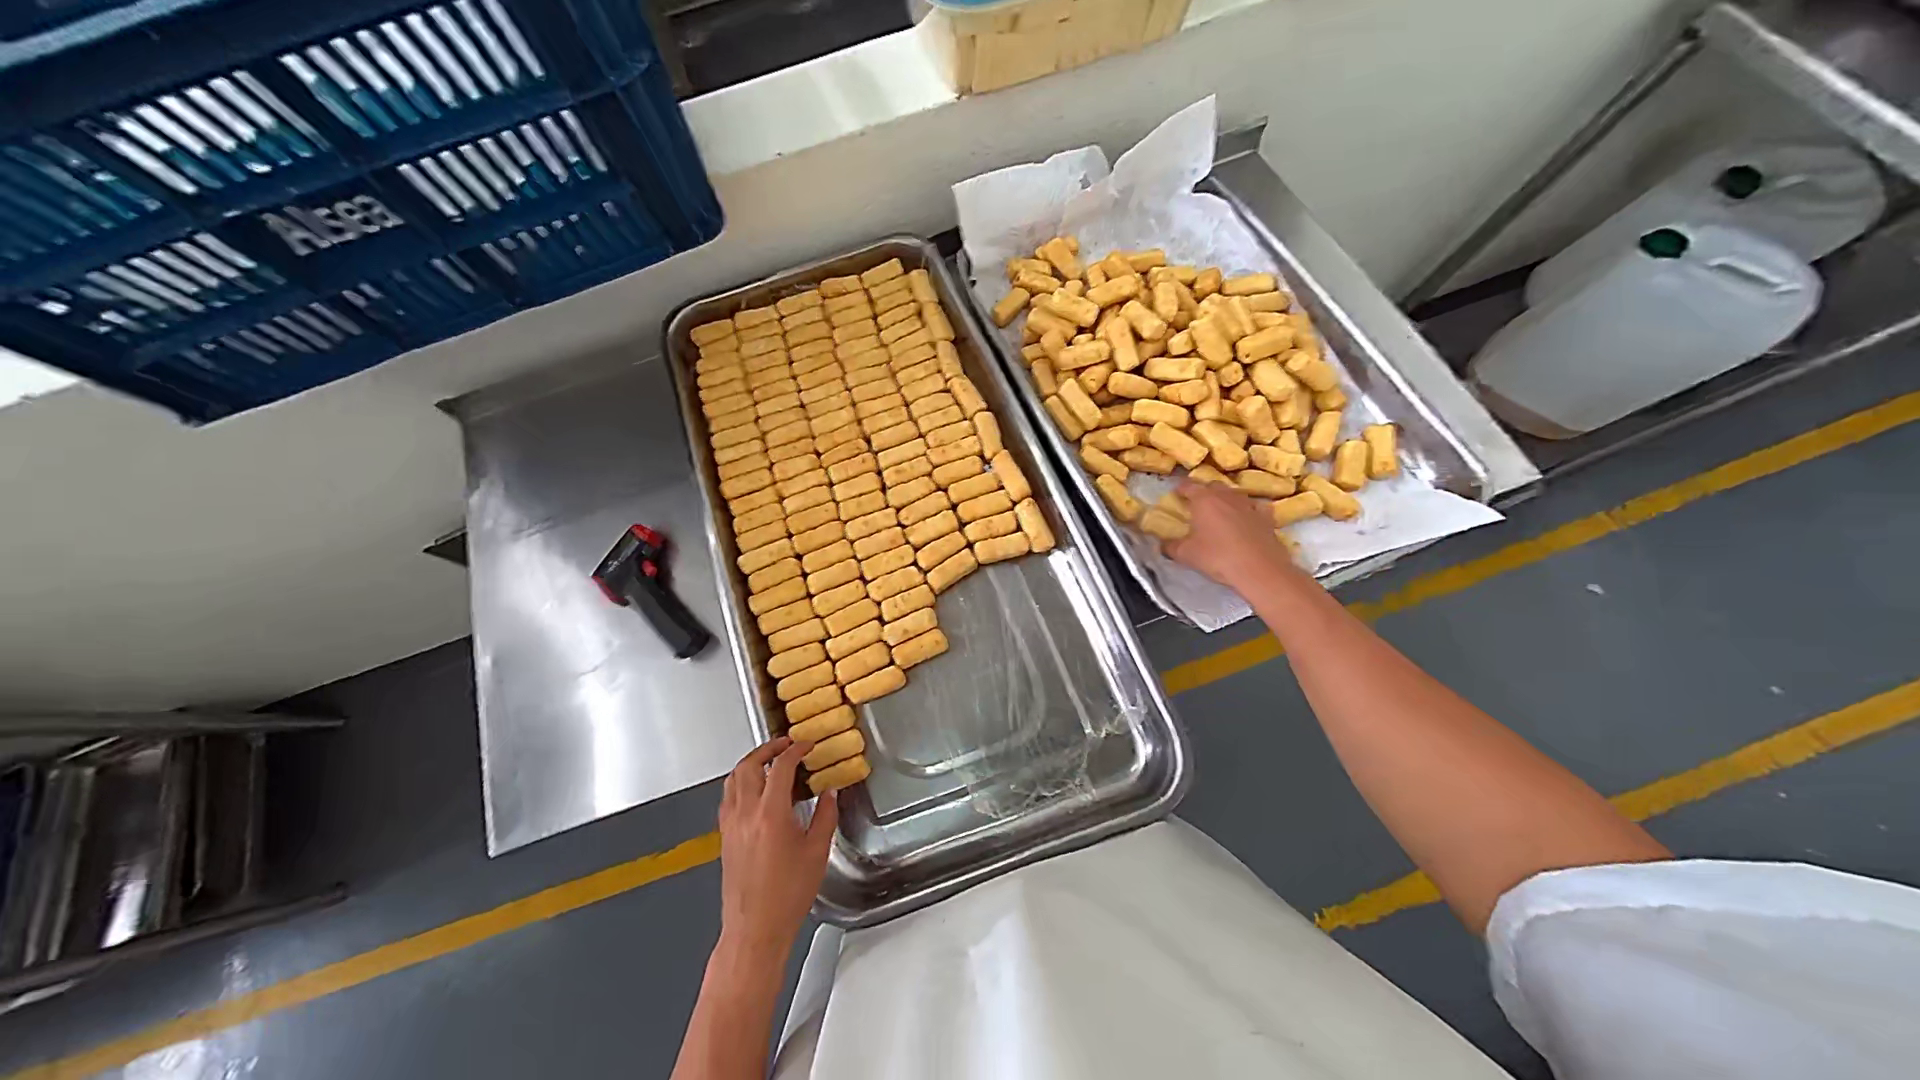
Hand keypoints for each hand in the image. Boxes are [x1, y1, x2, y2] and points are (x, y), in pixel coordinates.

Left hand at [716, 737, 837, 955]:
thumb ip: (825, 816)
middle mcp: (745, 815)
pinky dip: (740, 783)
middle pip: (749, 765)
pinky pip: (728, 798)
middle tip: (785, 744)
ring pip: (733, 779)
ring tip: (769, 761)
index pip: (780, 766)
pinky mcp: (725, 837)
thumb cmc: (786, 897)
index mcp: (770, 814)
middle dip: (768, 748)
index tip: (806, 745)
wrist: (755, 929)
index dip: (795, 750)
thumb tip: (830, 794)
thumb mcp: (817, 852)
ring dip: (751, 763)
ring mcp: (731, 825)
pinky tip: (754, 791)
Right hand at [1165, 480, 1304, 590]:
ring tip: (1220, 510)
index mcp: (1204, 500)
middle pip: (1213, 486)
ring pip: (1234, 494)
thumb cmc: (1218, 557)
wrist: (1259, 570)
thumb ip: (1171, 547)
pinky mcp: (1266, 517)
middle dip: (1204, 491)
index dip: (1180, 488)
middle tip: (1196, 503)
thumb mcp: (1186, 555)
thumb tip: (1163, 544)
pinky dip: (1247, 510)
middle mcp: (1227, 496)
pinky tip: (1246, 519)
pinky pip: (1254, 507)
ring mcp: (1249, 505)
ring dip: (1225, 499)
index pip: (1188, 486)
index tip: (1175, 493)